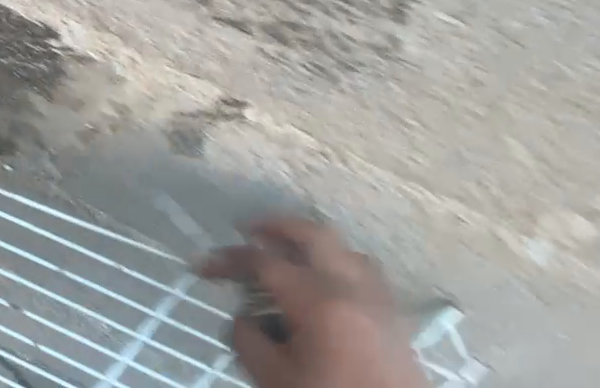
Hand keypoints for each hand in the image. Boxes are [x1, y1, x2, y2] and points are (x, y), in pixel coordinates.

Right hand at [198, 218, 427, 387]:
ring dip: (313, 245)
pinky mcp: (396, 325)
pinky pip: (366, 275)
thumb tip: (246, 320)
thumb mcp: (274, 380)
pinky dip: (340, 266)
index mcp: (317, 301)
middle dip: (275, 226)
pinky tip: (326, 287)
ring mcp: (379, 305)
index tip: (203, 267)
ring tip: (290, 255)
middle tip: (249, 232)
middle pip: (312, 235)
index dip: (228, 259)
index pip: (262, 262)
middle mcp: (351, 290)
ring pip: (346, 250)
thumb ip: (248, 340)